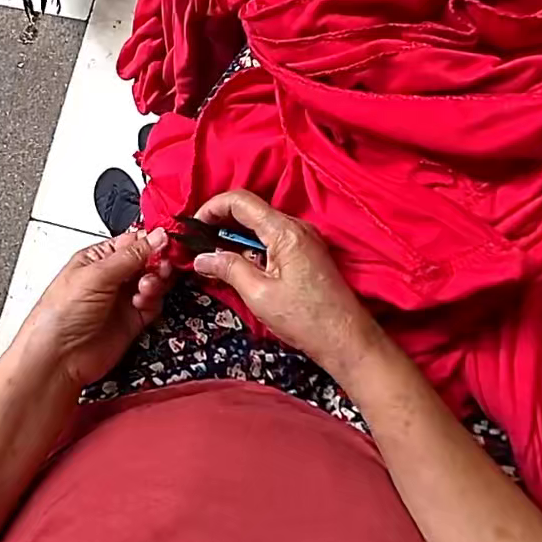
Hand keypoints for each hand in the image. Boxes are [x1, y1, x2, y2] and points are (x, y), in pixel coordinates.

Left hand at [16, 228, 174, 387]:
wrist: (59, 359)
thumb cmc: (59, 315)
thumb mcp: (96, 275)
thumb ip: (131, 255)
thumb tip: (157, 236)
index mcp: (97, 258)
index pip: (132, 241)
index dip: (151, 240)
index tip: (167, 240)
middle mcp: (111, 276)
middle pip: (147, 260)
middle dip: (157, 260)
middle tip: (161, 264)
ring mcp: (122, 298)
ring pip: (153, 280)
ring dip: (156, 280)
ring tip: (147, 285)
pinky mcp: (132, 320)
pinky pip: (154, 304)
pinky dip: (154, 300)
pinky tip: (142, 300)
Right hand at [190, 190, 384, 377]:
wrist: (347, 340)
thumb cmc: (306, 319)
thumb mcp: (259, 294)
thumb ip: (228, 269)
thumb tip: (201, 258)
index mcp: (285, 231)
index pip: (240, 201)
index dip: (212, 208)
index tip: (194, 226)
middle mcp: (296, 227)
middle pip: (250, 211)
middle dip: (220, 223)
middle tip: (199, 244)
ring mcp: (303, 238)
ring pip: (260, 225)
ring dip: (235, 237)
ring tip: (214, 258)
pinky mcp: (306, 252)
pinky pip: (272, 239)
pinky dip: (251, 247)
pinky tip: (240, 267)